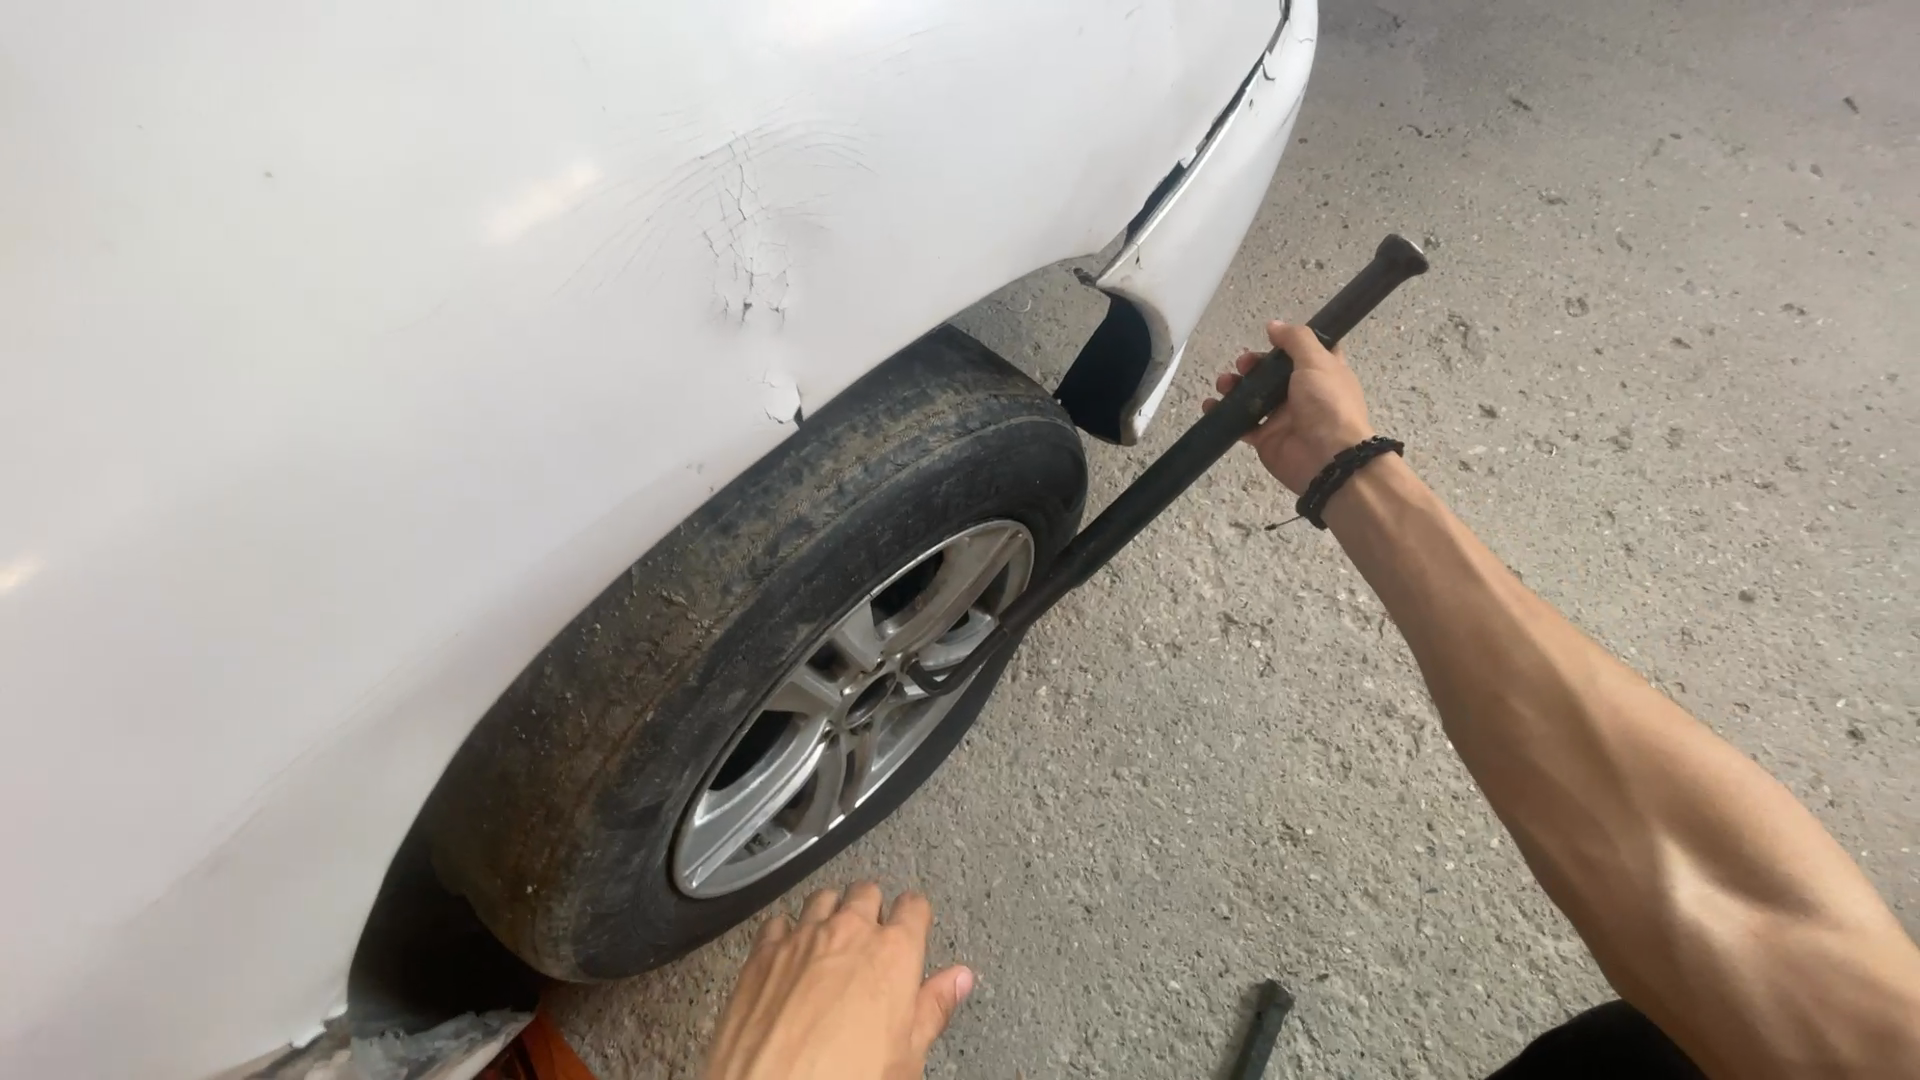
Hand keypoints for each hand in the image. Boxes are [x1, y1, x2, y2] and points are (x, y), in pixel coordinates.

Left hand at [703, 883, 973, 1079]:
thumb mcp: (905, 1059)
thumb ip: (934, 1008)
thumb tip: (959, 979)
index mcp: (893, 953)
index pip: (914, 907)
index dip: (914, 916)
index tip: (912, 927)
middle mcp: (848, 932)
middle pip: (867, 892)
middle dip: (871, 908)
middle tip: (872, 938)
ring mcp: (802, 938)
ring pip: (823, 898)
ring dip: (831, 912)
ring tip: (832, 940)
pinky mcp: (762, 953)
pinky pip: (778, 922)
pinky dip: (787, 932)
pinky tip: (789, 954)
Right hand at [1203, 320, 1375, 494]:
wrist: (1326, 458)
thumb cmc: (1327, 404)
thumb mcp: (1317, 362)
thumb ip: (1295, 340)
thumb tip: (1273, 325)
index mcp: (1323, 373)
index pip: (1307, 352)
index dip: (1289, 343)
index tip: (1270, 337)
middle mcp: (1303, 393)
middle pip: (1272, 373)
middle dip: (1253, 365)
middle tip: (1242, 365)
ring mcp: (1282, 417)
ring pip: (1253, 396)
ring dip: (1235, 386)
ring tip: (1224, 384)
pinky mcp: (1264, 437)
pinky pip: (1240, 423)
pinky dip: (1224, 414)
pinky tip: (1211, 406)